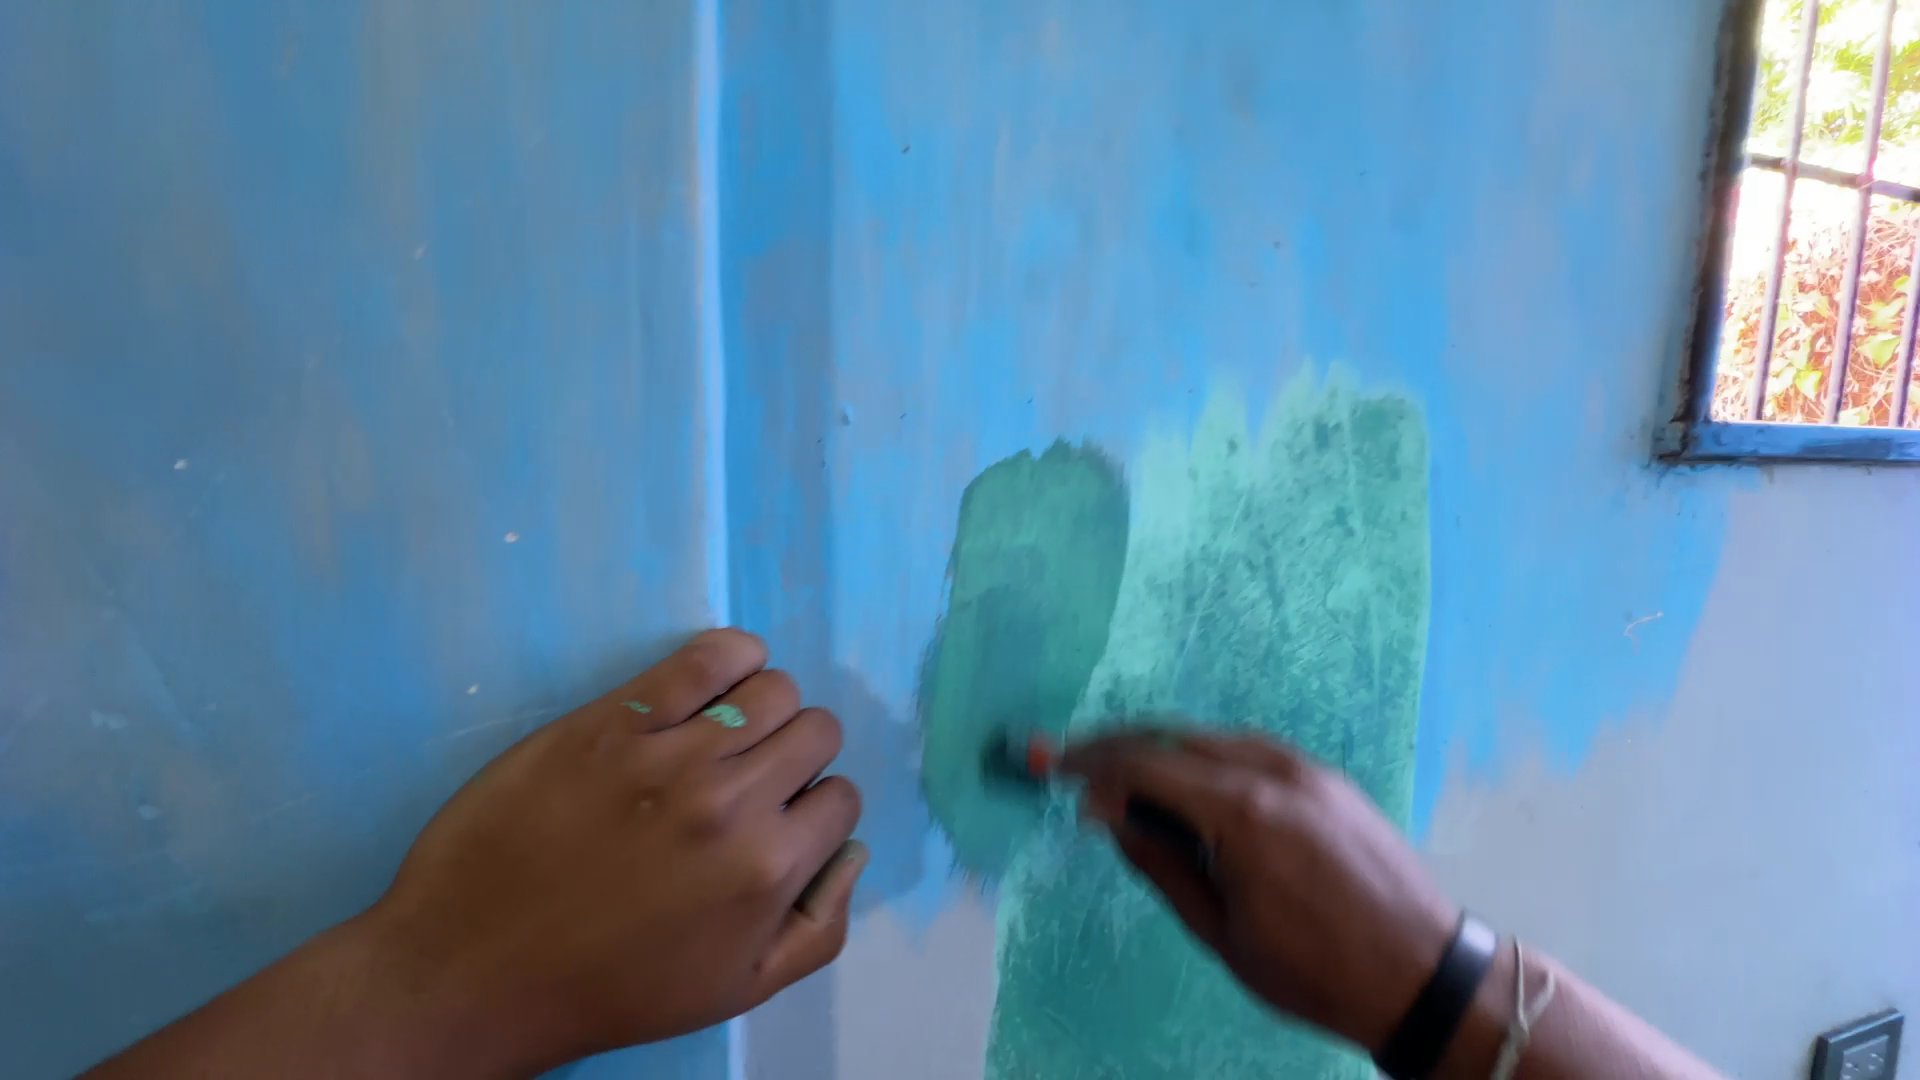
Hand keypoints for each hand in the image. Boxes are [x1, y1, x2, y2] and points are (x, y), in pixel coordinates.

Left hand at [356, 628, 865, 1074]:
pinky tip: (721, 678)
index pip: (842, 799)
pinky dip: (734, 655)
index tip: (781, 820)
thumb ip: (822, 926)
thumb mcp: (738, 988)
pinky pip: (709, 655)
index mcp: (768, 870)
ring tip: (726, 736)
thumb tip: (851, 848)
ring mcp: (673, 753)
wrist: (470, 972)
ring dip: (766, 709)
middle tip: (754, 778)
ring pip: (774, 687)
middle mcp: (734, 801)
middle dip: (800, 754)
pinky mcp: (618, 718)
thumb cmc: (611, 986)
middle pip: (818, 730)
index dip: (816, 810)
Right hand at [1059, 730, 1455, 1052]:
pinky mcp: (1319, 771)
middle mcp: (1268, 769)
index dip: (1093, 766)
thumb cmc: (1315, 971)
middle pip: (1169, 736)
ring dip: (1157, 748)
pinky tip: (1186, 782)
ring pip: (1205, 736)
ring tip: (1122, 773)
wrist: (1429, 975)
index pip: (1144, 765)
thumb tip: (1106, 816)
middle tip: (1077, 763)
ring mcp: (1299, 764)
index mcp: (1241, 813)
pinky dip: (1200, 757)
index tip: (1059, 774)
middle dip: (1116, 746)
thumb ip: (1158, 864)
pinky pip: (1243, 747)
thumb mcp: (1221, 933)